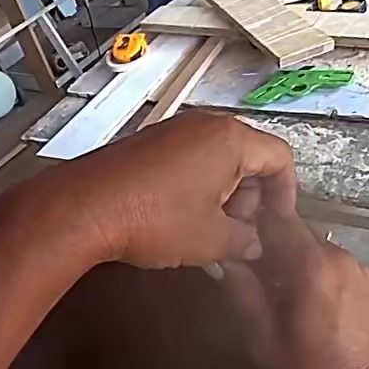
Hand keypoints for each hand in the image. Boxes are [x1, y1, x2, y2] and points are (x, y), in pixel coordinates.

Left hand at [21, 110, 296, 269]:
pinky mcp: (143, 145)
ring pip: (212, 162)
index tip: (275, 222)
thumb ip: (245, 241)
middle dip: (247, 199)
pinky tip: (176, 221)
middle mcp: (199, 125)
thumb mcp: (212, 240)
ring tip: (203, 233)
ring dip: (217, 196)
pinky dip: (189, 189)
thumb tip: (251, 243)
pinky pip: (181, 163)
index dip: (284, 194)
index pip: (279, 157)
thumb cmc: (148, 218)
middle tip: (236, 234)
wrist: (84, 209)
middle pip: (245, 158)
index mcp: (228, 138)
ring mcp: (167, 132)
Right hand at [219, 210, 368, 368]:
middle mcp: (340, 259)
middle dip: (269, 240)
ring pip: (315, 245)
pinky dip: (315, 269)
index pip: (277, 219)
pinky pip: (335, 263)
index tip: (234, 224)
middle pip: (297, 230)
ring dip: (292, 256)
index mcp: (312, 266)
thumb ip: (240, 291)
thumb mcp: (262, 336)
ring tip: (275, 284)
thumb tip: (222, 260)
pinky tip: (306, 298)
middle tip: (248, 262)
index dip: (252, 215)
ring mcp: (360, 270)